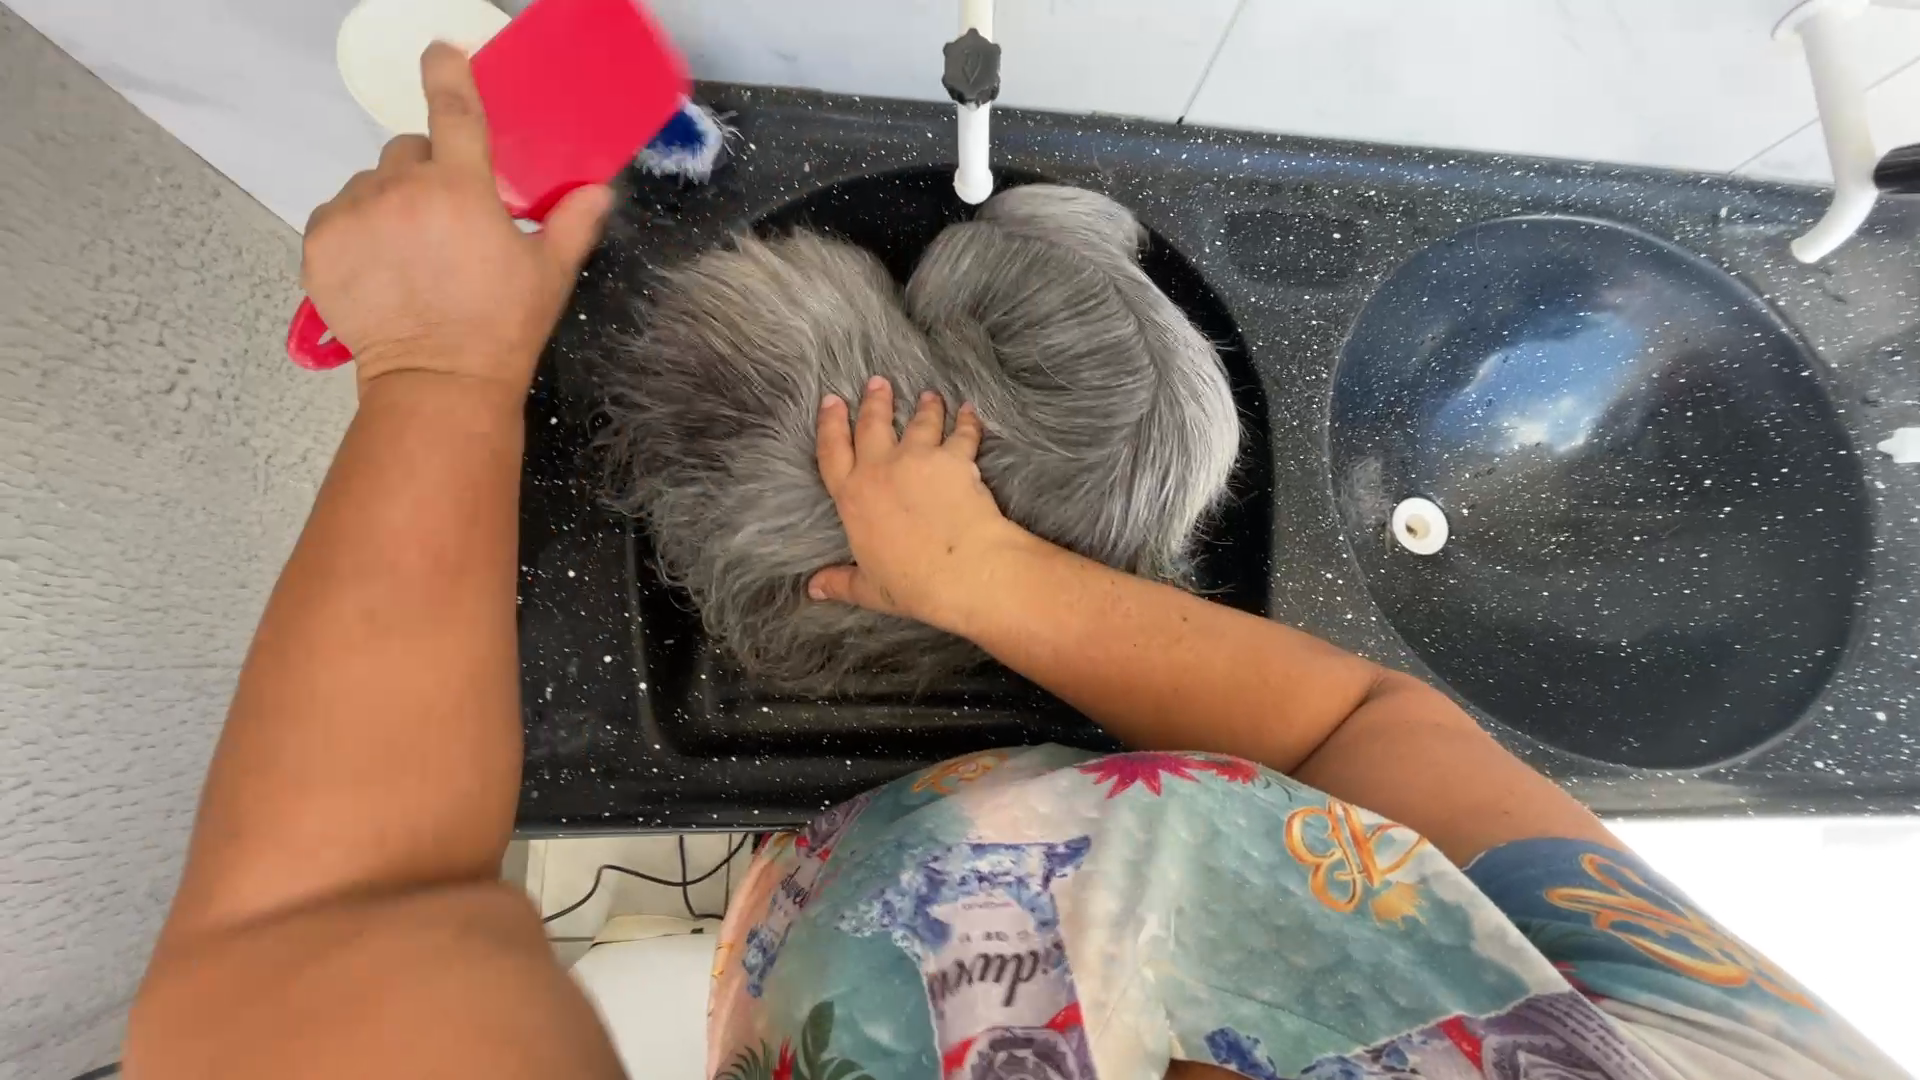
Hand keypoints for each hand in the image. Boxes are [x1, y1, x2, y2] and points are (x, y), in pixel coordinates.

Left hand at [300, 42, 612, 396]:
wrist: (440, 380)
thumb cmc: (505, 327)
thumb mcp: (549, 276)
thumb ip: (573, 224)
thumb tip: (600, 190)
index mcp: (460, 191)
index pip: (452, 111)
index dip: (448, 73)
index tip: (444, 54)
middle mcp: (400, 189)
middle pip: (410, 152)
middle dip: (431, 174)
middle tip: (452, 224)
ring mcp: (353, 214)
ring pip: (372, 185)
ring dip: (393, 204)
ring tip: (416, 257)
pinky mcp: (320, 243)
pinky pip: (341, 216)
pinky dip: (361, 232)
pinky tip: (386, 272)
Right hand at [809, 377, 1032, 628]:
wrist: (961, 571)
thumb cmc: (912, 584)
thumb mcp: (869, 589)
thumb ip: (840, 582)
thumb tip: (813, 588)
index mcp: (853, 498)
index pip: (832, 452)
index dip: (830, 424)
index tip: (831, 401)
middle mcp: (880, 469)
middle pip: (872, 424)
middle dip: (874, 401)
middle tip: (877, 382)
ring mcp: (918, 459)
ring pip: (919, 421)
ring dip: (924, 406)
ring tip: (928, 395)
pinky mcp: (955, 459)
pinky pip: (962, 432)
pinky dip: (967, 420)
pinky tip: (969, 411)